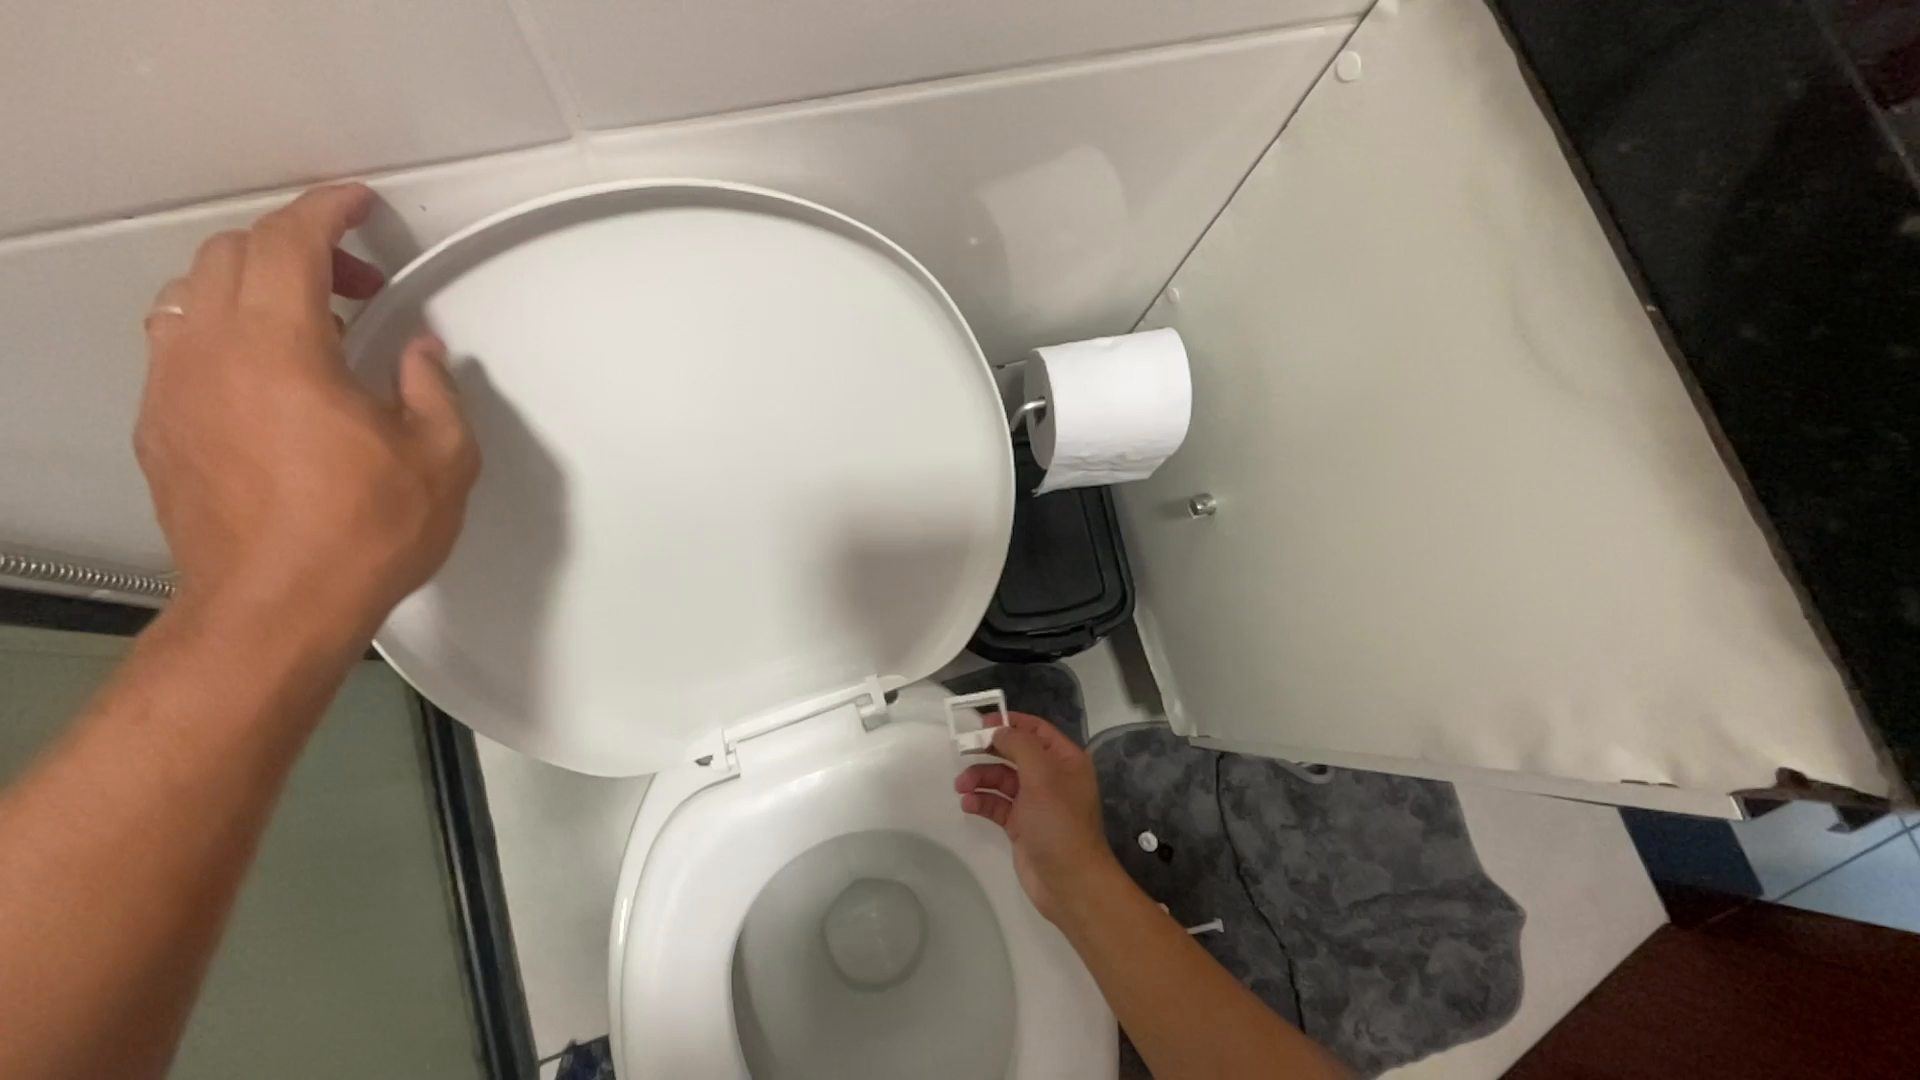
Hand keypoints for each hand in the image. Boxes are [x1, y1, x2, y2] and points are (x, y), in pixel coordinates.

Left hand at [136, 183, 478, 640]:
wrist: (276, 608)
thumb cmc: (355, 538)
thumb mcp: (442, 457)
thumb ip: (435, 388)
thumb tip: (423, 356)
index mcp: (283, 352)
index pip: (289, 244)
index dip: (327, 211)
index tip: (355, 204)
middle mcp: (212, 358)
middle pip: (233, 256)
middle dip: (298, 246)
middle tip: (357, 275)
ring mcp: (176, 391)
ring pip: (196, 294)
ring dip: (258, 286)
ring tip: (318, 322)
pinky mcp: (164, 427)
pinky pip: (182, 344)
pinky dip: (230, 330)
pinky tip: (278, 372)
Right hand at [955, 711, 1123, 924]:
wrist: (1069, 882)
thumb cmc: (1059, 822)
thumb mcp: (1041, 775)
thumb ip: (1019, 745)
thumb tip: (999, 731)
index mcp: (1065, 760)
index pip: (1036, 731)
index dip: (1011, 723)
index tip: (982, 723)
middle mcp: (1052, 778)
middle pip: (1015, 754)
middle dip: (990, 751)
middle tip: (963, 749)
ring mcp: (1036, 803)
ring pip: (1002, 780)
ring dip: (981, 778)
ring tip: (962, 786)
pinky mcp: (1022, 826)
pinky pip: (997, 805)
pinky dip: (982, 801)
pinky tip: (969, 804)